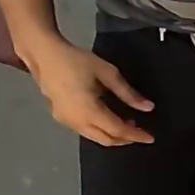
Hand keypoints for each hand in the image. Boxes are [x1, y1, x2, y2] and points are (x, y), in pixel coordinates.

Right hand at [18, 33, 154, 146]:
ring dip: (112, 135)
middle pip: (105, 139)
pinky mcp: (59, 117)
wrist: (44, 55)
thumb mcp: (107, 73)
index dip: (135, 136)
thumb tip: (148, 107)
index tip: (151, 138)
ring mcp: (65, 121)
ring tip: (128, 124)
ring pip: (94, 137)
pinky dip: (100, 131)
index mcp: (88, 111)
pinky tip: (109, 119)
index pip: (117, 130)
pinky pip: (84, 131)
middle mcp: (76, 121)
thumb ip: (128, 93)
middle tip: (141, 132)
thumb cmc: (76, 61)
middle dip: (125, 139)